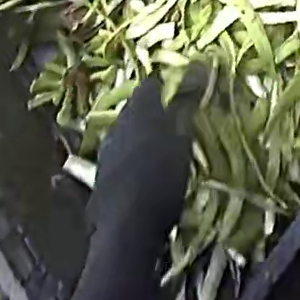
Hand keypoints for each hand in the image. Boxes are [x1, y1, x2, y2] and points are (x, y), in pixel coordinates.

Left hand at [87, 68, 206, 250]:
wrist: (126, 230)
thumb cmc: (161, 177)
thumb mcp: (182, 138)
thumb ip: (186, 104)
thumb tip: (198, 69)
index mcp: (139, 109)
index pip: (152, 83)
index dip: (170, 84)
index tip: (187, 91)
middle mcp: (118, 123)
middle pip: (138, 105)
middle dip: (156, 108)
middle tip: (178, 118)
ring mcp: (106, 149)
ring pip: (128, 128)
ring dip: (144, 130)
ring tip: (164, 144)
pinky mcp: (101, 174)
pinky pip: (121, 151)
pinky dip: (134, 152)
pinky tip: (146, 167)